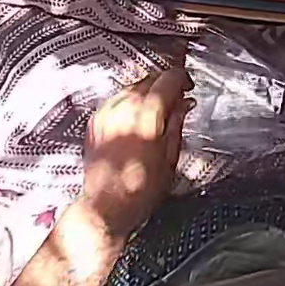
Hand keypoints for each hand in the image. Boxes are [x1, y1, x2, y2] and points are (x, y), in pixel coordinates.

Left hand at [80, 67, 191, 237]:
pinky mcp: (95, 120)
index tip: (188, 86)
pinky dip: (129, 102)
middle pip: (149, 79)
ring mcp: (107, 111)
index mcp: (148, 114)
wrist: (107, 206)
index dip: (182, 79)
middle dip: (165, 85)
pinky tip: (136, 118)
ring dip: (147, 92)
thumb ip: (177, 122)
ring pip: (132, 87)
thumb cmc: (142, 189)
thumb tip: (184, 102)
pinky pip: (116, 100)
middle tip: (176, 98)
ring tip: (156, 110)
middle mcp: (125, 107)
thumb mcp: (170, 157)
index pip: (168, 80)